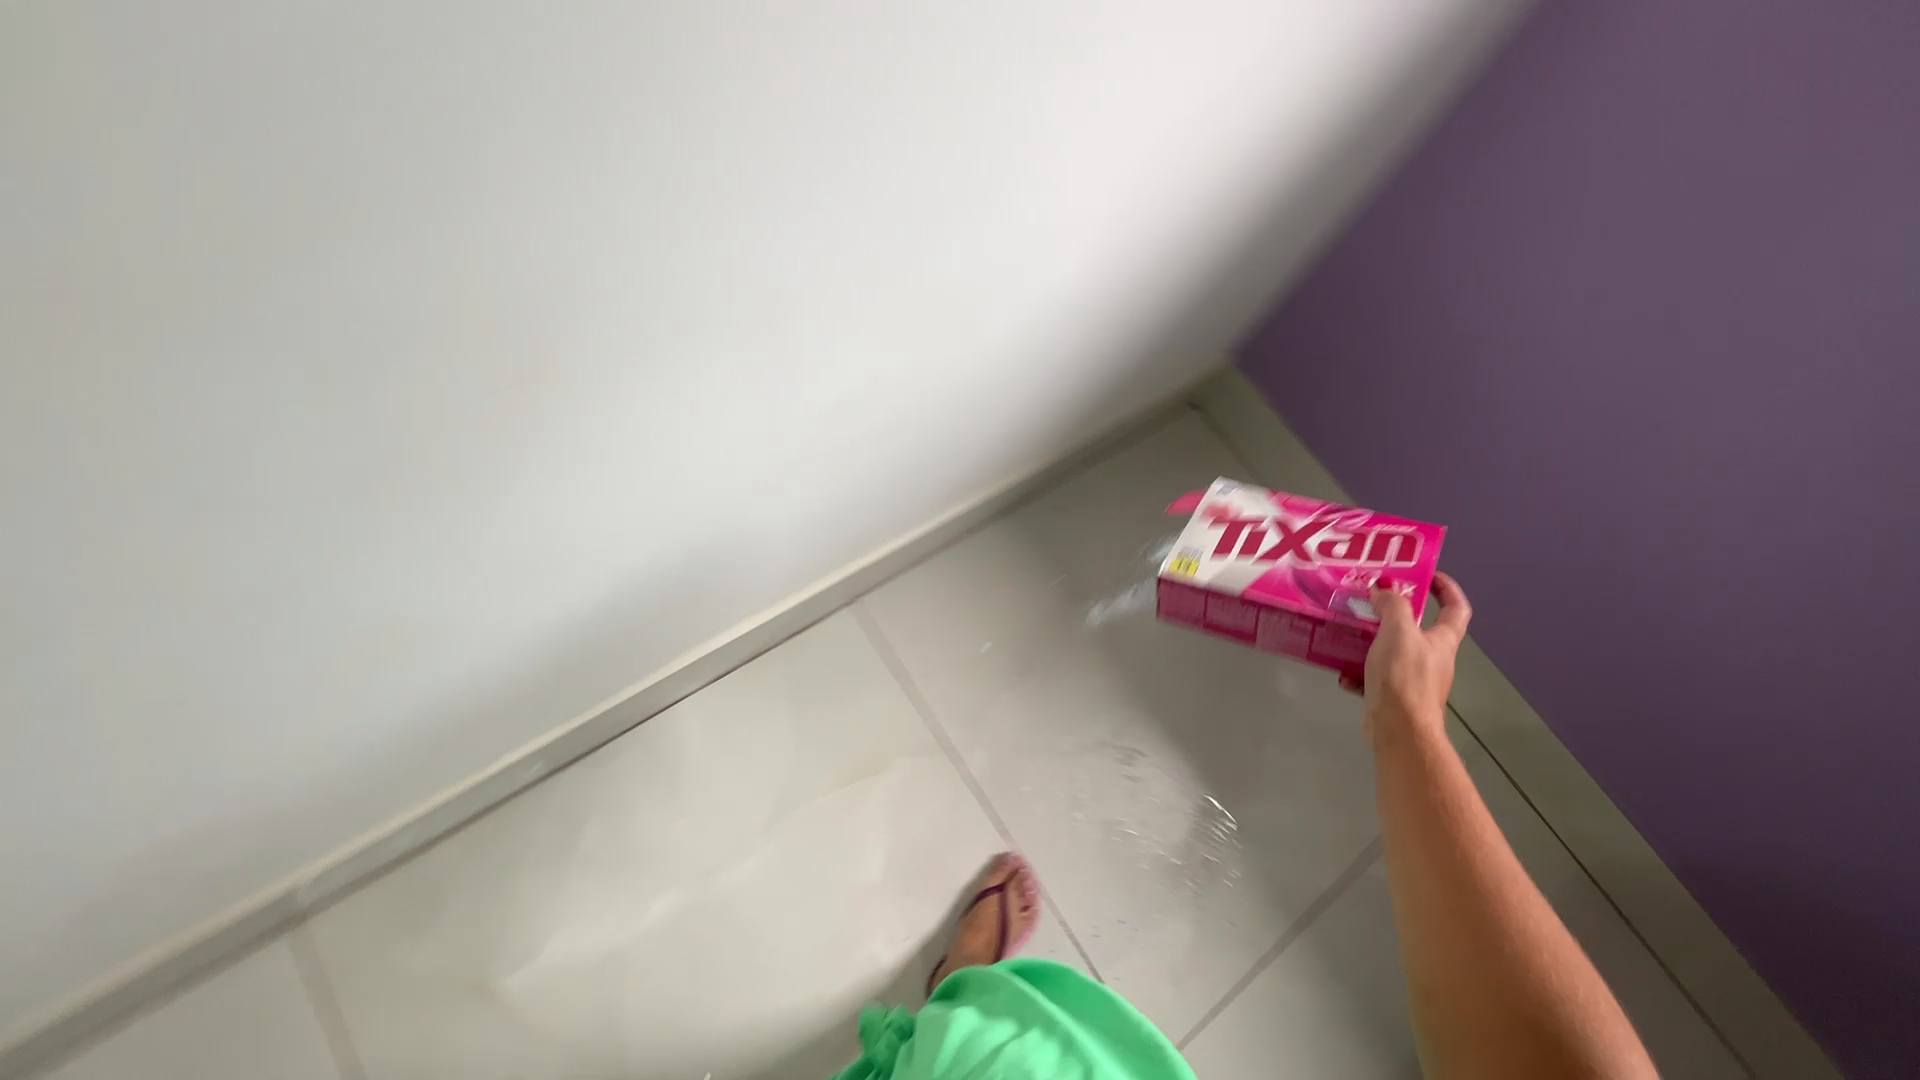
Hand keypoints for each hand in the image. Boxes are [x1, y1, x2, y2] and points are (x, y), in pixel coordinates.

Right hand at [1339, 572, 1471, 743]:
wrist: (1399, 730)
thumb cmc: (1404, 677)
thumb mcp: (1398, 631)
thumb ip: (1392, 606)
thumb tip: (1384, 589)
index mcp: (1442, 641)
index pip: (1456, 608)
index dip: (1447, 588)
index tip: (1426, 574)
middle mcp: (1433, 659)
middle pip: (1418, 630)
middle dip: (1395, 614)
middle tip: (1371, 601)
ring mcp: (1414, 681)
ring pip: (1392, 653)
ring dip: (1371, 642)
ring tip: (1349, 633)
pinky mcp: (1394, 698)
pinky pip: (1375, 678)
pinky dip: (1358, 674)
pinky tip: (1343, 673)